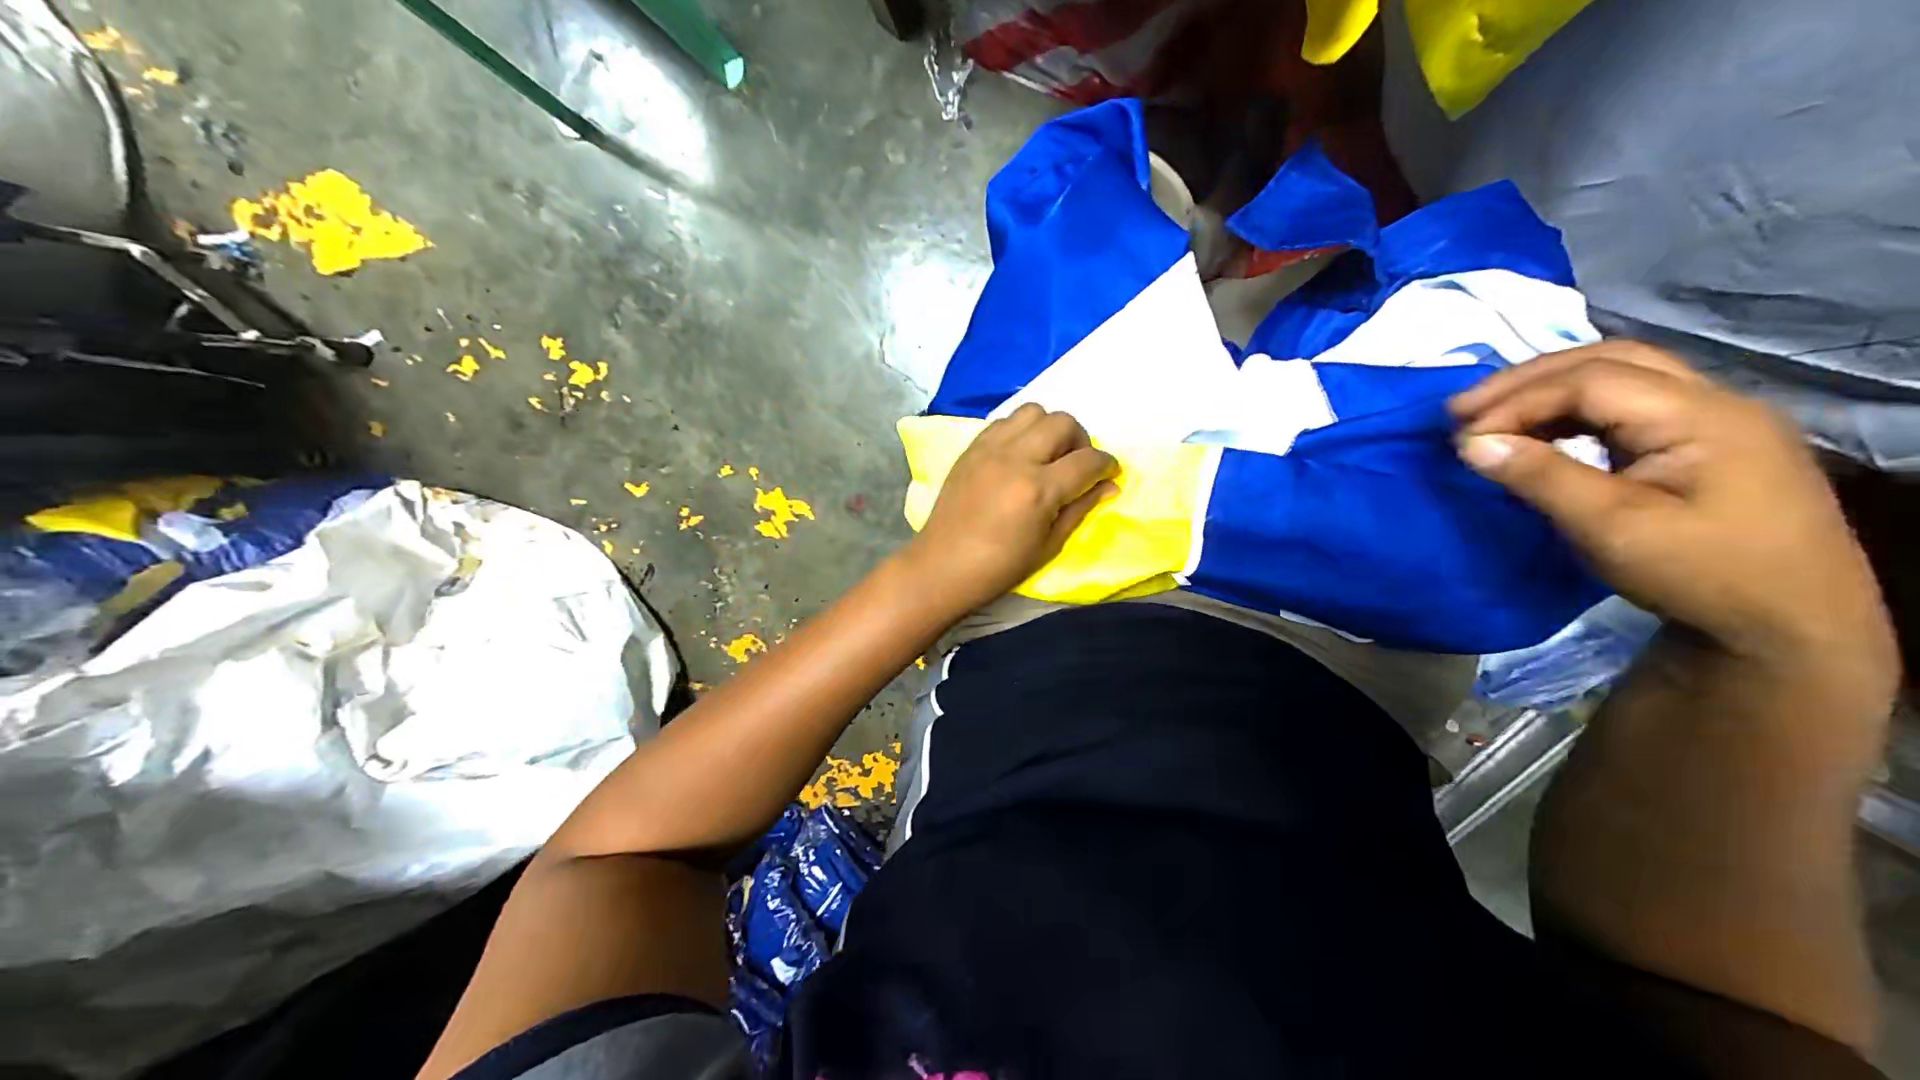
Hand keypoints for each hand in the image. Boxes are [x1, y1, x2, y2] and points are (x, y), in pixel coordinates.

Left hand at [900, 404, 1117, 612]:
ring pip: (1033, 411)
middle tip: (1076, 464)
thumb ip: (1081, 508)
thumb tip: (1109, 485)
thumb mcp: (1050, 544)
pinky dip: (1021, 431)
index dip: (1107, 465)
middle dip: (1080, 440)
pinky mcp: (971, 448)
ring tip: (1047, 455)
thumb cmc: (1001, 566)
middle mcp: (1015, 458)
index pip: (1087, 461)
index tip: (1109, 474)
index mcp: (1038, 489)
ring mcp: (990, 449)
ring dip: (1049, 428)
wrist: (943, 565)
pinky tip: (1020, 456)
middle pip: (1063, 422)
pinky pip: (1004, 421)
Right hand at [1448, 341, 1894, 680]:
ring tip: (1494, 419)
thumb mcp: (1611, 529)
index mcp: (1701, 416)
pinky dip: (1572, 411)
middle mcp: (1714, 402)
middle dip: (1528, 380)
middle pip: (1608, 360)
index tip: (1462, 436)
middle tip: (1465, 409)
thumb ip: (1541, 477)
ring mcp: (1714, 420)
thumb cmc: (1702, 575)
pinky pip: (1628, 405)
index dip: (1518, 400)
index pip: (1591, 380)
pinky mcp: (1704, 443)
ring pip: (1620, 376)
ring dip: (1549, 391)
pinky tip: (1542, 434)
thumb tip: (1470, 443)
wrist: (1793, 625)